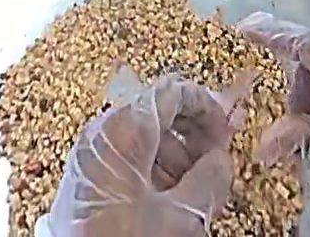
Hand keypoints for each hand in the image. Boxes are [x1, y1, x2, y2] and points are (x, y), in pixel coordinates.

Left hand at [42, 74, 241, 236]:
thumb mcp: (179, 217)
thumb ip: (209, 180)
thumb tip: (221, 159)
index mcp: (124, 128)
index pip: (172, 92)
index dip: (205, 106)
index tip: (225, 130)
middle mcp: (102, 132)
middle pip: (157, 113)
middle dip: (191, 134)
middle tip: (214, 159)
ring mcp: (89, 156)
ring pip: (142, 138)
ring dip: (175, 156)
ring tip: (194, 188)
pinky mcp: (83, 182)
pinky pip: (125, 160)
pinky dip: (151, 171)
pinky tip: (167, 201)